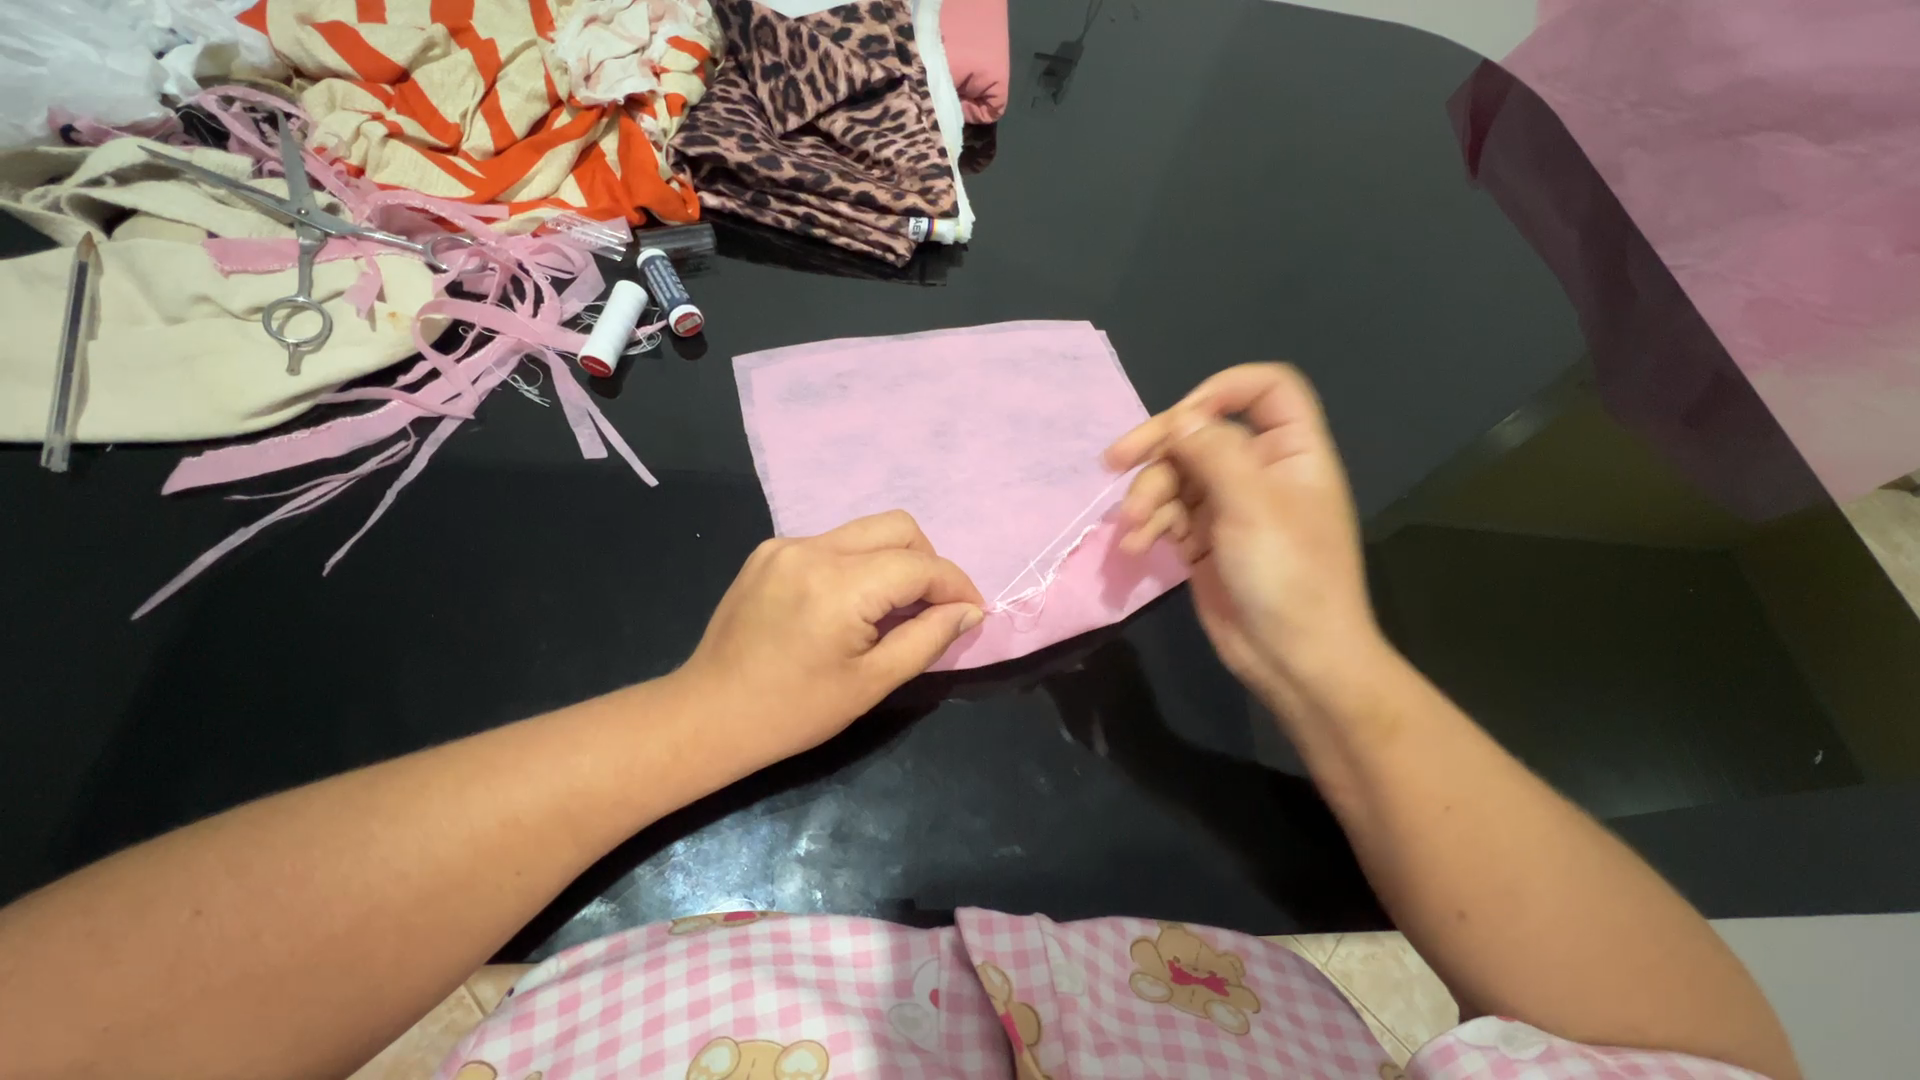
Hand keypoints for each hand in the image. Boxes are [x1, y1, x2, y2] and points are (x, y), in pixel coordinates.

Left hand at [674, 510, 984, 767]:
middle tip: (933, 607)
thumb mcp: (871, 683)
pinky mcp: (768, 552)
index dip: (955, 586)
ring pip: (865, 531)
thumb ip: (927, 638)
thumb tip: (968, 611)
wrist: (708, 715)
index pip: (919, 565)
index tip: (972, 612)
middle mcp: (812, 549)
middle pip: (897, 527)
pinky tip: (849, 605)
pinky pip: (832, 543)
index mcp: (839, 585)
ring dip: (893, 561)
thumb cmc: (793, 712)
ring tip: (893, 609)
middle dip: (928, 563)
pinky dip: (857, 565)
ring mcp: (785, 545)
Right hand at [1103, 364, 1382, 700]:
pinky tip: (1134, 545)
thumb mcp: (1254, 505)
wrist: (1294, 659)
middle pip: (1201, 434)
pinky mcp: (1203, 540)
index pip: (1265, 390)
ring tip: (1132, 528)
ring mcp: (1229, 506)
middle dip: (1158, 448)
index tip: (1181, 419)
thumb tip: (1179, 419)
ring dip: (1147, 496)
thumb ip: (1215, 453)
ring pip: (1176, 476)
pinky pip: (1167, 515)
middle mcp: (1260, 471)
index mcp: (1291, 452)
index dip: (1222, 390)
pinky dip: (1148, 525)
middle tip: (1114, 461)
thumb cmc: (1288, 576)